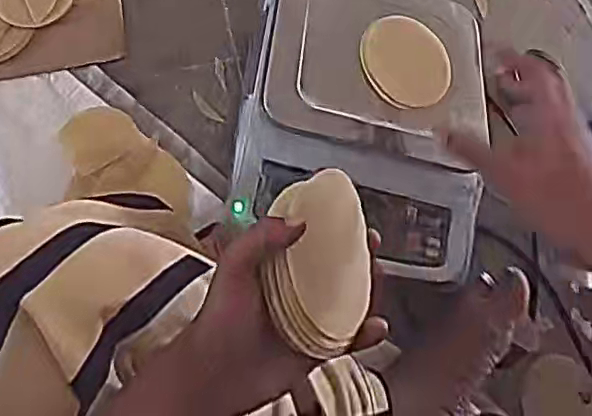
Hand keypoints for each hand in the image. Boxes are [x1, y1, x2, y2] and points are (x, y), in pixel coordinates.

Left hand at [121, 218, 386, 414]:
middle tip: (372, 245)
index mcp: (278, 265)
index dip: (332, 228)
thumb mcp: (234, 264)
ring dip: (368, 291)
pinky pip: (347, 340)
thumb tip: (296, 222)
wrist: (213, 373)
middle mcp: (296, 290)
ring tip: (378, 279)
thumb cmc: (217, 317)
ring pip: (348, 302)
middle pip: (336, 269)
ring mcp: (307, 320)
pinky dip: (365, 335)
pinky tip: (376, 326)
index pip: (310, 240)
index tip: (351, 218)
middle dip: (358, 256)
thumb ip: (260, 237)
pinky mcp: (314, 350)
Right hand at [446, 49, 591, 270]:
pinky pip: (563, 126)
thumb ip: (472, 150)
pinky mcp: (588, 159)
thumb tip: (445, 133)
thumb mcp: (504, 175)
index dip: (513, 57)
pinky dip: (542, 122)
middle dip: (522, 76)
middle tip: (501, 76)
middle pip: (549, 84)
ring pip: (556, 105)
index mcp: (551, 114)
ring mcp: (582, 140)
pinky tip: (529, 143)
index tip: (495, 51)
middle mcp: (570, 120)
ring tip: (510, 106)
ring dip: (532, 99)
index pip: (534, 70)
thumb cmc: (560, 203)